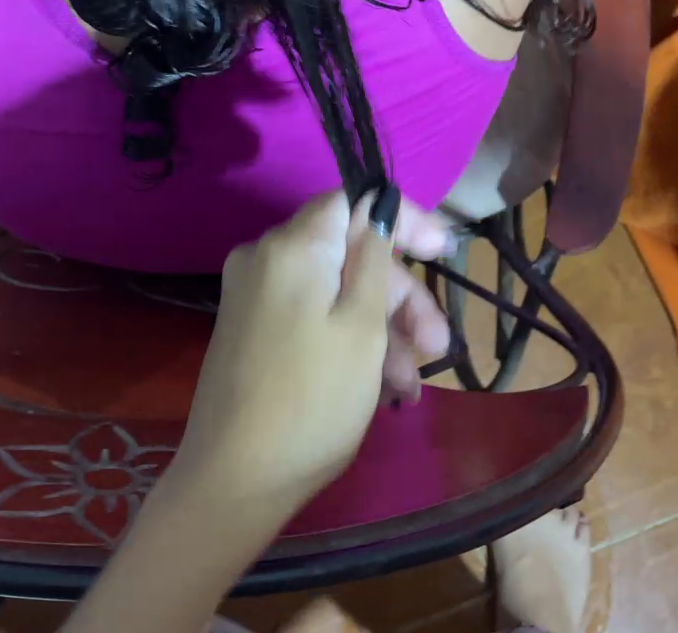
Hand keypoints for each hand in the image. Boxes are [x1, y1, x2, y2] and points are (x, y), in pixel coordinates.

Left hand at [172, 189, 448, 511]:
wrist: (234, 476)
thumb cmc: (313, 399)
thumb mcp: (362, 327)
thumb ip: (374, 259)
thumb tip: (380, 206)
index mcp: (291, 246)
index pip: (350, 201)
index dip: (399, 219)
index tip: (442, 253)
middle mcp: (264, 257)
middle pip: (346, 253)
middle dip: (397, 295)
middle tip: (436, 346)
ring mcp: (253, 294)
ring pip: (332, 290)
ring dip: (379, 329)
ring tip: (407, 386)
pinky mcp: (251, 328)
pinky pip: (310, 315)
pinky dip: (346, 340)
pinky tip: (380, 388)